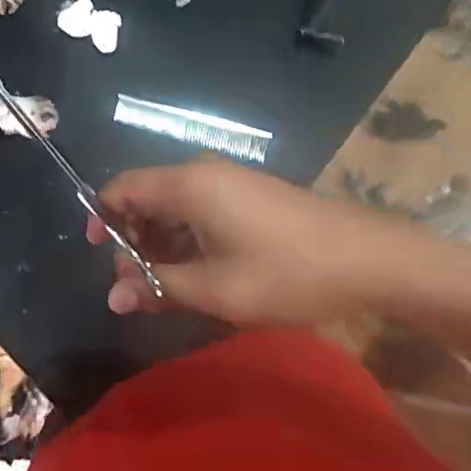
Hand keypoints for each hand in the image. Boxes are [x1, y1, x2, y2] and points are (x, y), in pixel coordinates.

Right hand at [87, 160, 432, 323]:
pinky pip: (200, 209)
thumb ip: (157, 287)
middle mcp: (203, 172)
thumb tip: (113, 297)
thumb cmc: (285, 272)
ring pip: (174, 206)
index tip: (103, 260)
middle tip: (140, 287)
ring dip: (162, 244)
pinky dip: (188, 239)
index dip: (104, 220)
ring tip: (171, 289)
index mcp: (188, 184)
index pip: (122, 188)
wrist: (367, 258)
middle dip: (134, 240)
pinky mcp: (248, 195)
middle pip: (146, 197)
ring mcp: (229, 181)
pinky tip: (201, 274)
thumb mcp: (215, 289)